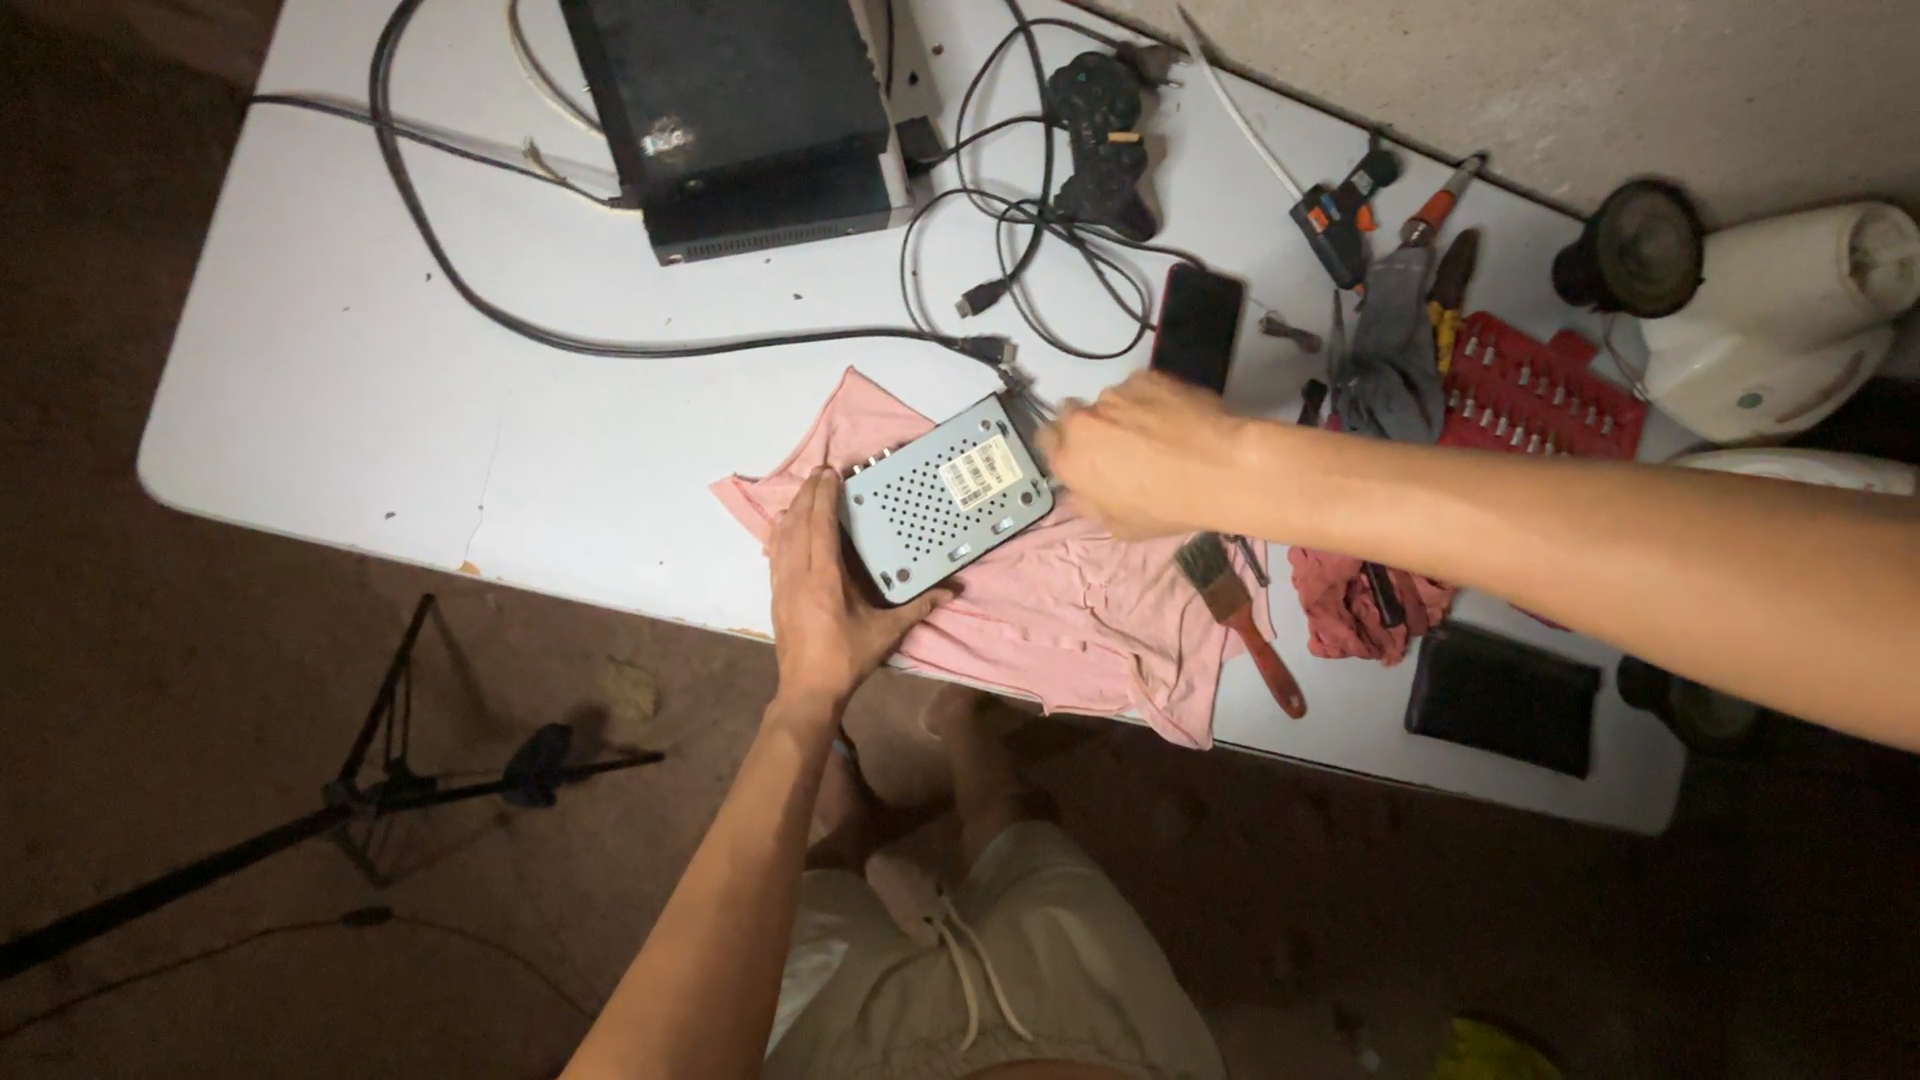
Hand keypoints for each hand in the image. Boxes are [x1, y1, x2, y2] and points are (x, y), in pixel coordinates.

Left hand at [768, 467, 952, 716]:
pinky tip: (784, 524)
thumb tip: (952, 592)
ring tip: (805, 491)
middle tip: (820, 472)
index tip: (830, 473)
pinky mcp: (775, 594)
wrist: (807, 690)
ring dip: (793, 509)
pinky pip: (774, 553)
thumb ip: (918, 607)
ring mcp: (781, 584)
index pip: (821, 525)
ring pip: (782, 536)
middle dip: (808, 494)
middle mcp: (797, 574)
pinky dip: (780, 532)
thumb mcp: (886, 632)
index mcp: (823, 578)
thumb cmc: (847, 658)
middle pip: (798, 523)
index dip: (824, 496)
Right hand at [1038, 370, 1255, 538]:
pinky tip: (1173, 417)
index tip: (1083, 455)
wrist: (1220, 468)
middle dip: (1088, 426)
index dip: (1063, 447)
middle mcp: (1082, 421)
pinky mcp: (1146, 377)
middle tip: (1117, 443)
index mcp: (1069, 460)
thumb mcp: (1119, 526)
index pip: (1046, 440)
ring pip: (1108, 401)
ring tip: (1154, 430)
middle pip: (1071, 414)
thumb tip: (1078, 491)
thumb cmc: (1167, 507)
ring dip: (1120, 413)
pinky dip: (1149, 399)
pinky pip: (1138, 387)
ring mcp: (1114, 395)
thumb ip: (1088, 504)